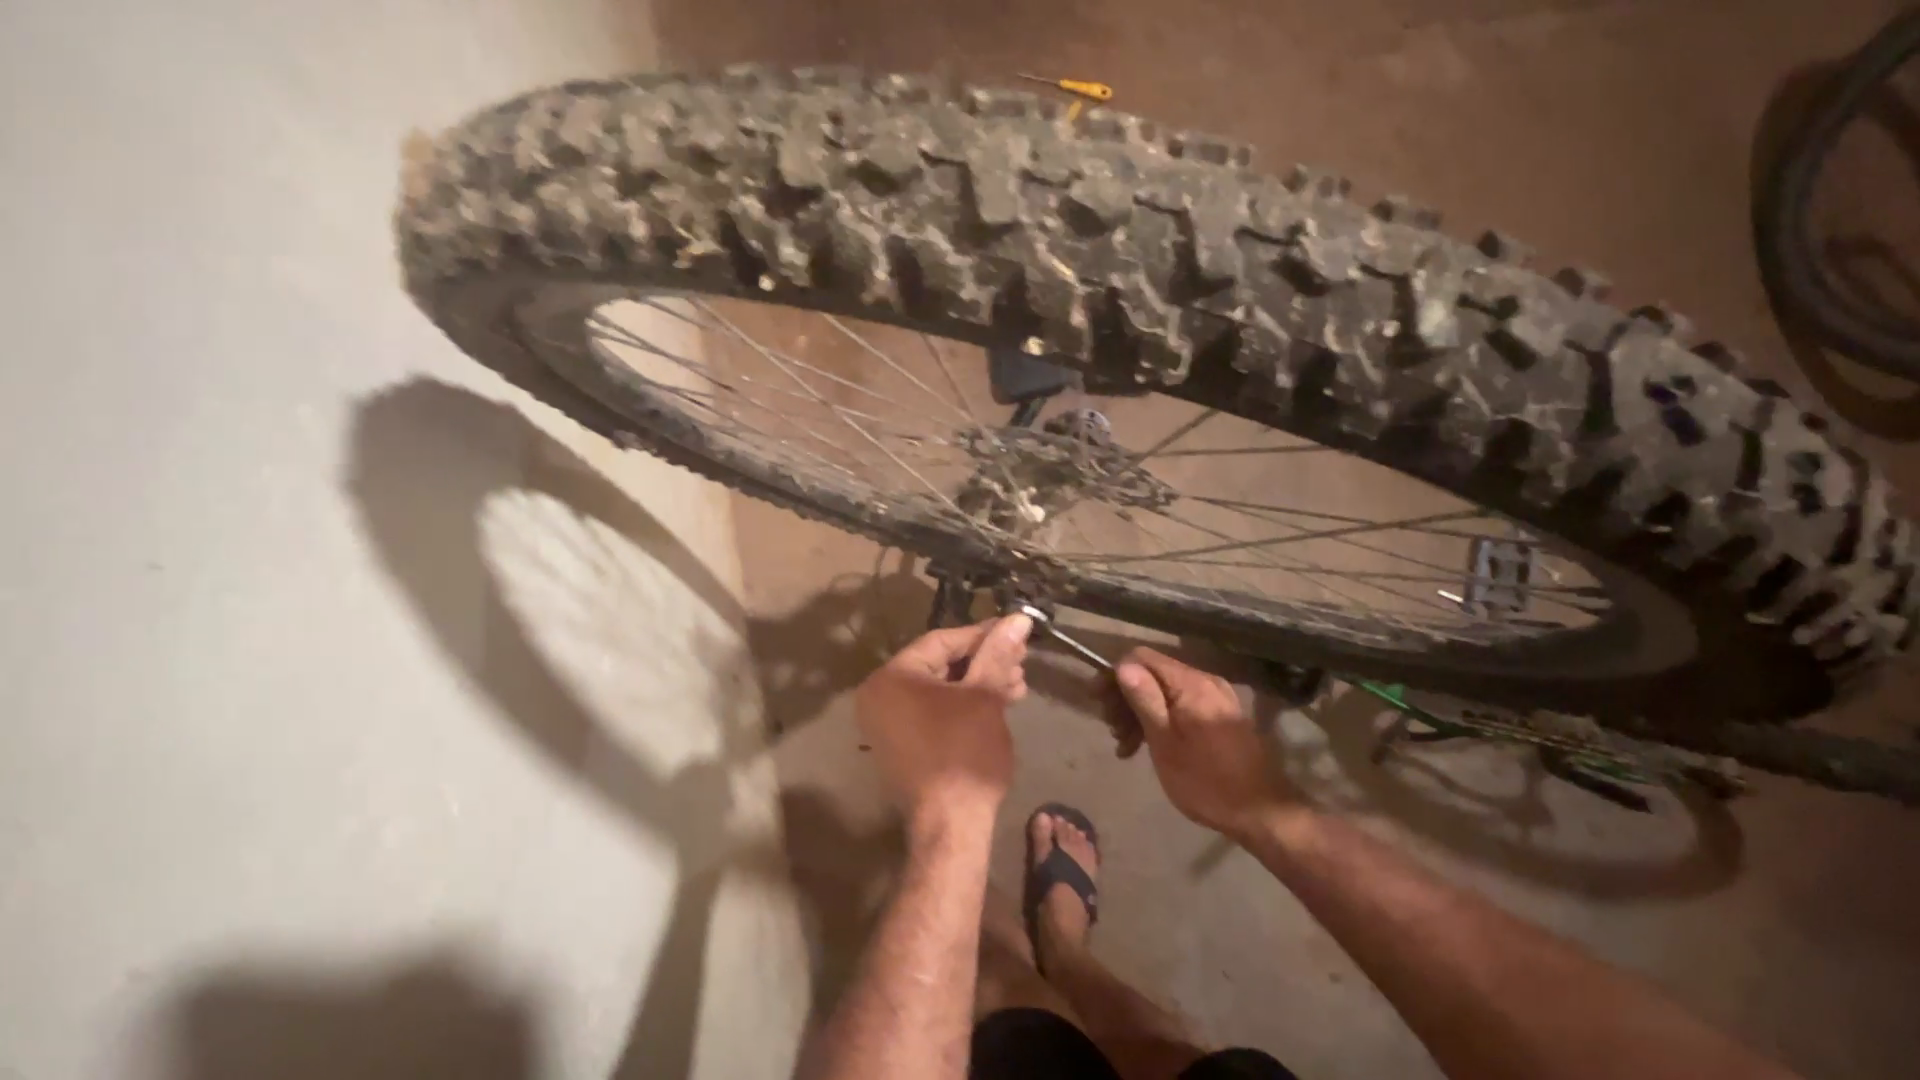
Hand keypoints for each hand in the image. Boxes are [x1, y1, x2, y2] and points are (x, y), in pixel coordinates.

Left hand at [855, 614, 1032, 833]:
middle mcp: (879, 697)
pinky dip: (963, 707)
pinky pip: (933, 713)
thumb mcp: (984, 696)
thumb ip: (998, 653)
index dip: (982, 635)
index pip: (941, 641)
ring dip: (979, 685)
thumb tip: (1018, 618)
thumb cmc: (964, 753)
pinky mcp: (901, 747)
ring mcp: (886, 725)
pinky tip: (999, 705)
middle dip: (984, 662)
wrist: (950, 825)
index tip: (1016, 631)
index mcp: (891, 678)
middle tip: (1021, 661)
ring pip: (940, 691)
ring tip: (1018, 685)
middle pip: (940, 665)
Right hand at [1114, 647, 1295, 836]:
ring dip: (1140, 713)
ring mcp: (1216, 698)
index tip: (1098, 702)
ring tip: (1125, 746)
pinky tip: (1147, 746)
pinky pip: (1181, 706)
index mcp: (1191, 684)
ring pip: (1165, 692)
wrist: (1261, 812)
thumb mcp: (1165, 743)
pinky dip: (1160, 721)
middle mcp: (1205, 681)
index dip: (1115, 675)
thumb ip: (1145, 700)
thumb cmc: (1206, 781)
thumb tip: (1123, 666)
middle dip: (1126, 698)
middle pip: (1153, 673)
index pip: (1142, 657)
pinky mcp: (1221, 716)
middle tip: (1112, 731)